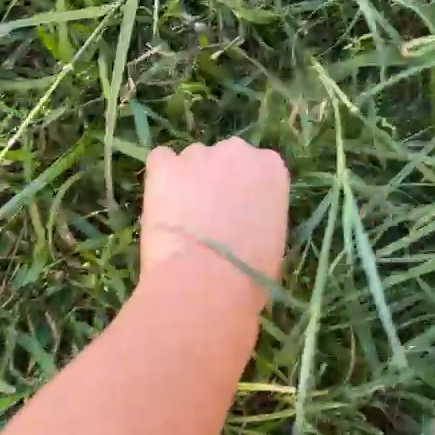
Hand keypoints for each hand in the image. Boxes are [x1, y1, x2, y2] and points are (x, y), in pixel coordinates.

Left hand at [140, 138, 288, 306]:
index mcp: (270, 168)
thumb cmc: (250, 275)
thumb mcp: (273, 244)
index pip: (259, 167)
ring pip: (191, 160)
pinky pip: (161, 161)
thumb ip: (260, 218)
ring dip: (188, 181)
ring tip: (181, 219)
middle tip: (209, 215)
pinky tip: (161, 205)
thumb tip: (245, 225)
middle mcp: (237, 152)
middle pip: (225, 158)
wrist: (206, 283)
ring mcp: (198, 155)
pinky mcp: (164, 165)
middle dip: (217, 180)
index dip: (246, 190)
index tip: (239, 211)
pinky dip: (160, 179)